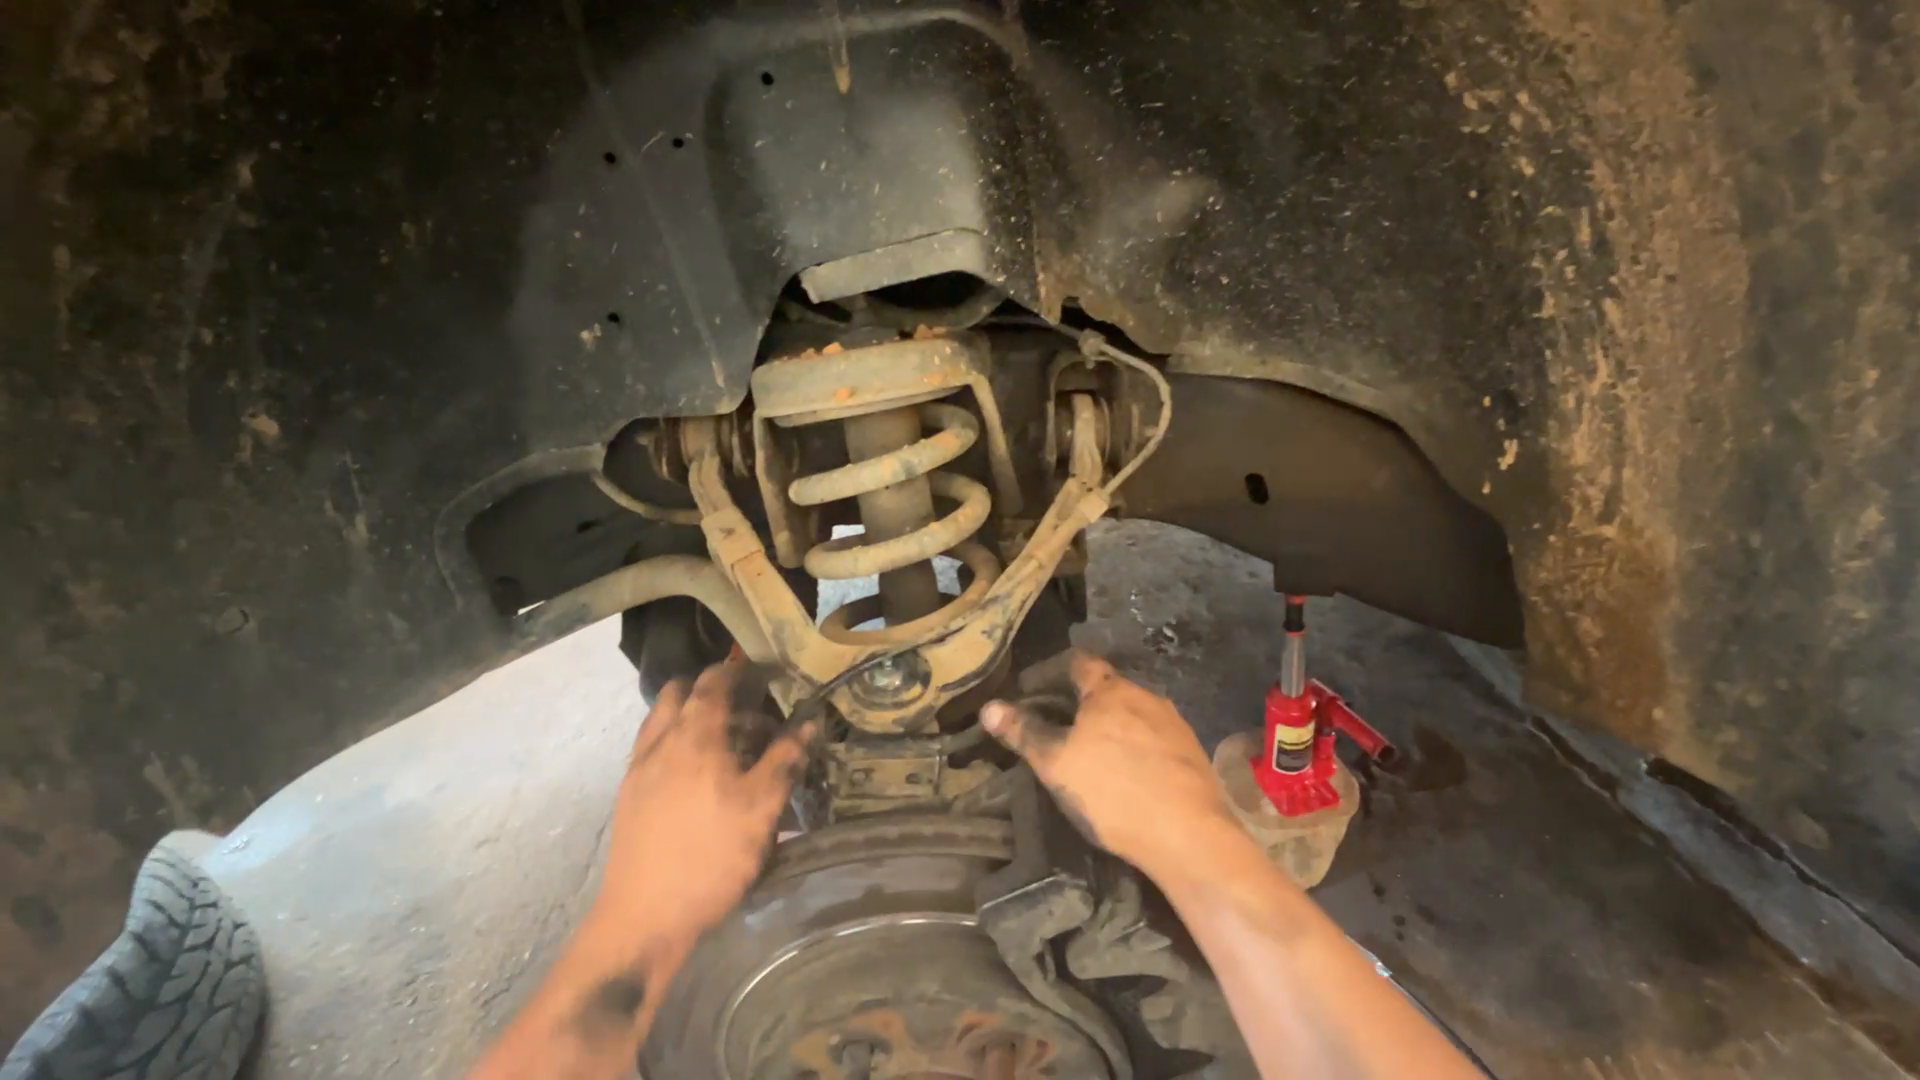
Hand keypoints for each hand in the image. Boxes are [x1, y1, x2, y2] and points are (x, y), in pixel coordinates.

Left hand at [588, 661, 814, 958]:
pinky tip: (698, 773)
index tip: (766, 672)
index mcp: (694, 734)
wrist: (644, 918)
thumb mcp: (762, 808)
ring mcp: (638, 769)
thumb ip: (785, 759)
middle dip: (710, 687)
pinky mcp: (628, 796)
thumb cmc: (711, 857)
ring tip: (724, 737)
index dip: (740, 669)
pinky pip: (653, 748)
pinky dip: (675, 741)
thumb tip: (809, 721)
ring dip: (689, 714)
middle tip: (745, 704)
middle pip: (679, 692)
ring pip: (661, 719)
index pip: (714, 681)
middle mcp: (660, 741)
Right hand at [980, 651, 1241, 881]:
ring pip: (1134, 715)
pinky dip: (1137, 748)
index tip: (1034, 691)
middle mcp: (1146, 696)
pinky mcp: (1192, 754)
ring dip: (1113, 727)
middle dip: (1083, 704)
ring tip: (1093, 754)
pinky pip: (1155, 740)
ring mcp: (1175, 725)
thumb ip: (1024, 732)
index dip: (1054, 671)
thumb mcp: (1056, 764)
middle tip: (1059, 728)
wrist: (1190, 835)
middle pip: (1108, 689)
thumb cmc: (1114, 791)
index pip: (1079, 662)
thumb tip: (988, 706)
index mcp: (1110, 691)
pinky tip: (1130, 775)